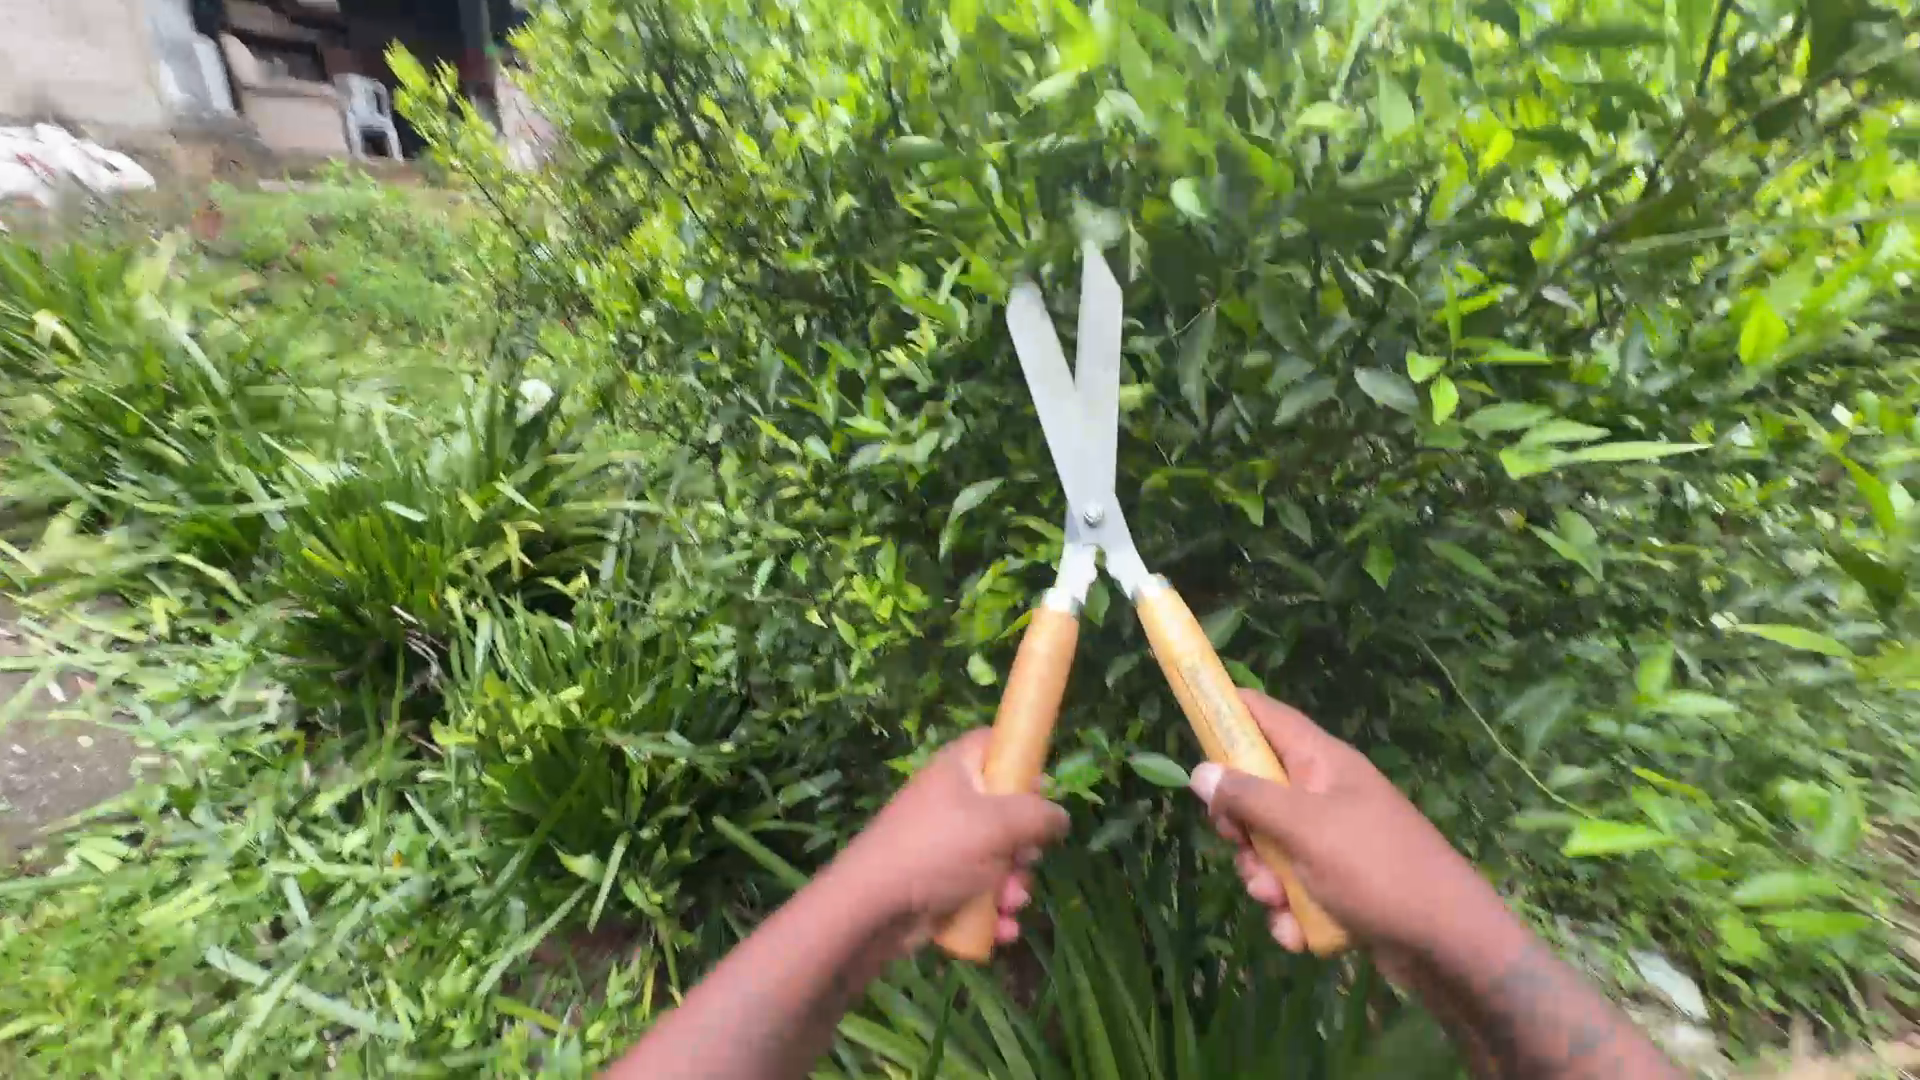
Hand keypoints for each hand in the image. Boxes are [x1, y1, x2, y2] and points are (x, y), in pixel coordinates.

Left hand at [832, 729, 1069, 948]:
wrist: (872, 908)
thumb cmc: (937, 849)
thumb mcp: (997, 825)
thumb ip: (1037, 816)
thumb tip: (1060, 816)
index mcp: (958, 768)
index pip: (996, 744)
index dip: (1023, 760)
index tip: (1043, 789)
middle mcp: (951, 799)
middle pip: (1006, 809)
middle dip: (1024, 845)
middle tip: (1025, 859)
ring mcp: (944, 842)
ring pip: (997, 856)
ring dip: (1013, 884)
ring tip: (1011, 903)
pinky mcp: (939, 881)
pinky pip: (979, 889)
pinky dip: (994, 909)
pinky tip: (1003, 929)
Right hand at [1188, 690, 1505, 957]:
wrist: (1454, 951)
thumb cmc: (1378, 869)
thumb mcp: (1303, 828)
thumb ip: (1247, 797)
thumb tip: (1199, 771)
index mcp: (1320, 762)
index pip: (1263, 715)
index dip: (1225, 711)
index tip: (1189, 724)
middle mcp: (1322, 792)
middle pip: (1253, 788)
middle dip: (1239, 826)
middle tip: (1240, 844)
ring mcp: (1330, 838)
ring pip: (1267, 844)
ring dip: (1262, 877)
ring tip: (1278, 902)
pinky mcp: (1337, 882)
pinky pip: (1291, 884)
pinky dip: (1287, 909)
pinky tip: (1298, 933)